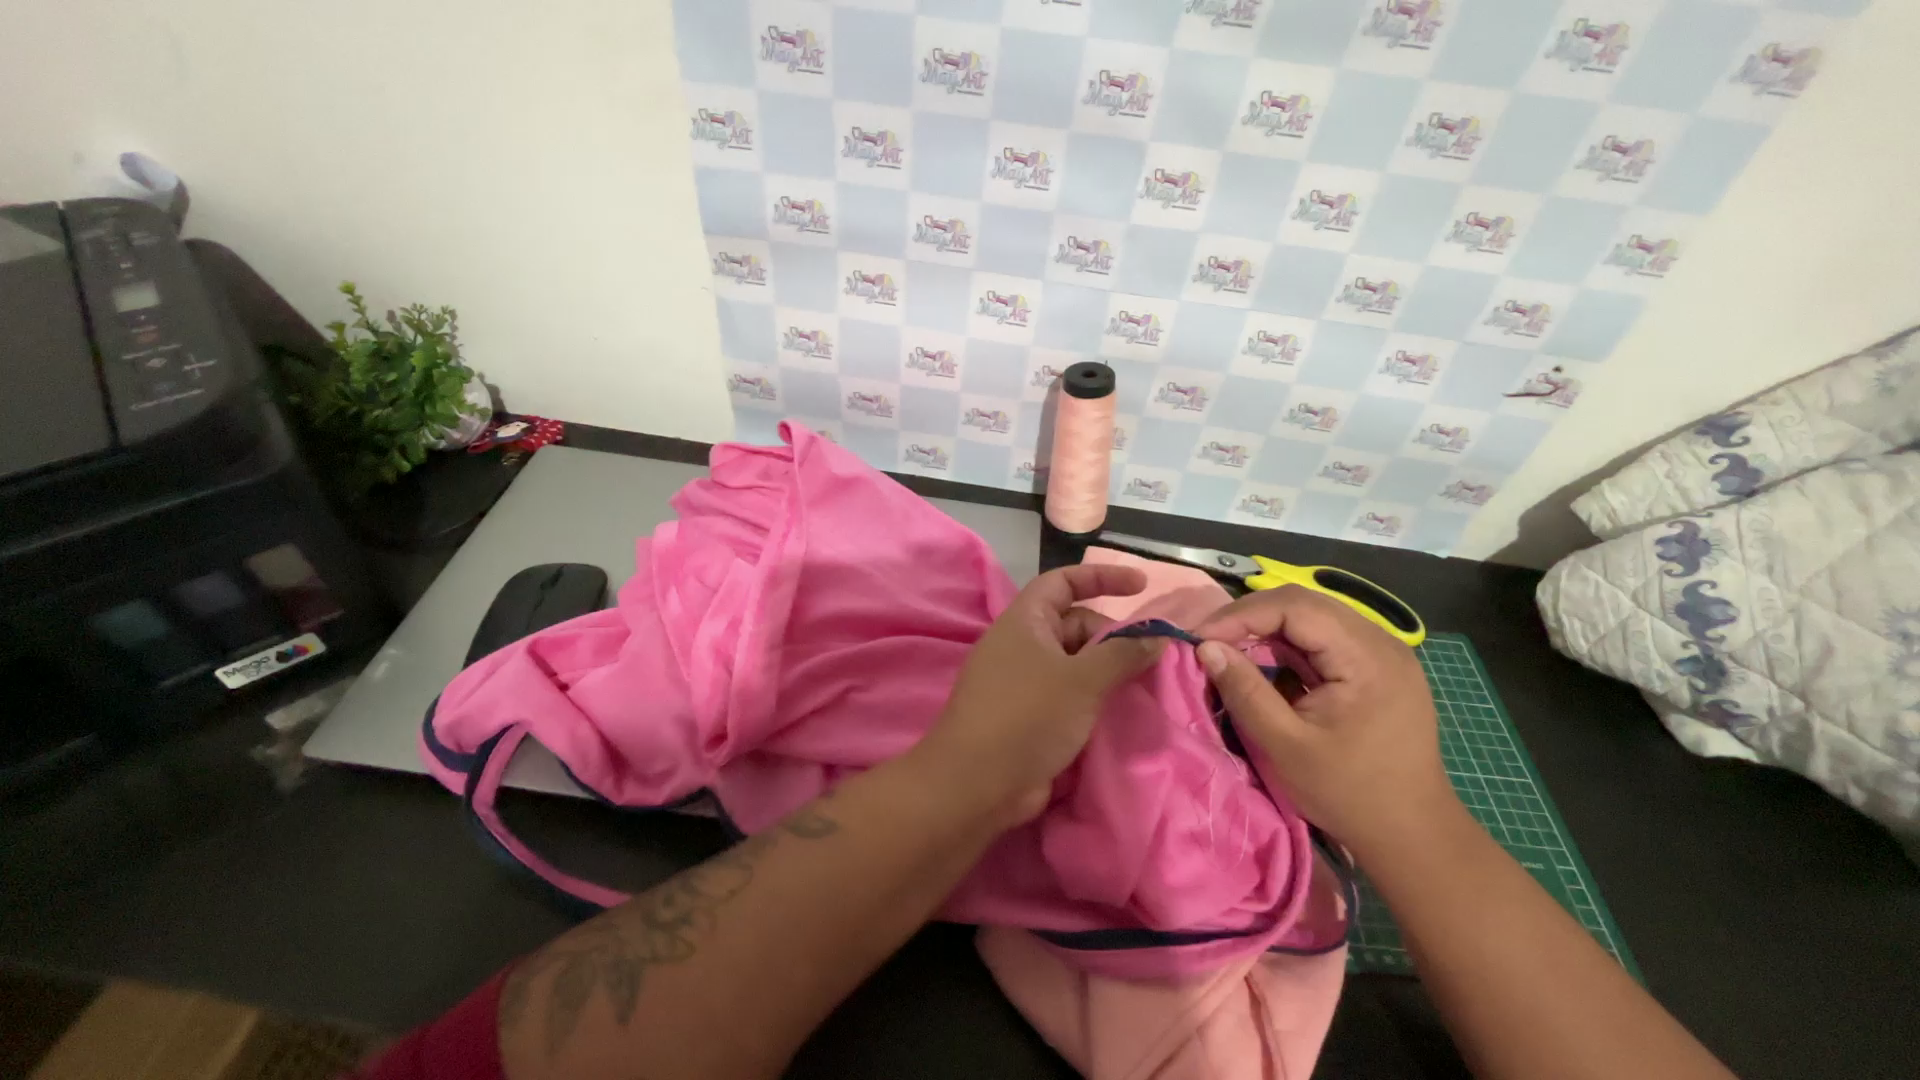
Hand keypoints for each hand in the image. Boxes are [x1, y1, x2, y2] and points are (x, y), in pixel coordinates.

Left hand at [913, 565, 1167, 828]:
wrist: (978, 784)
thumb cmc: (1027, 716)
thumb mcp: (1082, 680)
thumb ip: (1123, 654)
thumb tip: (1158, 637)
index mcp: (1025, 621)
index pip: (1064, 582)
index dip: (1102, 577)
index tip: (1142, 587)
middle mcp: (1022, 645)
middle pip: (1075, 624)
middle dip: (1112, 634)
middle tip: (1152, 657)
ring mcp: (1023, 682)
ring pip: (1075, 663)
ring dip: (1108, 669)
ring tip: (1147, 683)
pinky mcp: (1029, 716)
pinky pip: (1069, 694)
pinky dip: (1095, 697)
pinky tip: (1122, 711)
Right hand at [1193, 585, 1458, 857]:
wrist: (1412, 833)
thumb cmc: (1348, 793)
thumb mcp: (1285, 745)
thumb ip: (1245, 691)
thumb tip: (1206, 648)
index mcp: (1365, 657)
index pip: (1294, 607)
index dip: (1241, 615)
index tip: (1200, 638)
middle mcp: (1381, 642)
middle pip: (1305, 604)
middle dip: (1251, 617)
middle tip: (1209, 640)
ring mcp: (1385, 653)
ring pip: (1315, 617)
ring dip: (1269, 628)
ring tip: (1231, 649)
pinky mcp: (1380, 668)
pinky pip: (1328, 639)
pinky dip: (1291, 645)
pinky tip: (1267, 663)